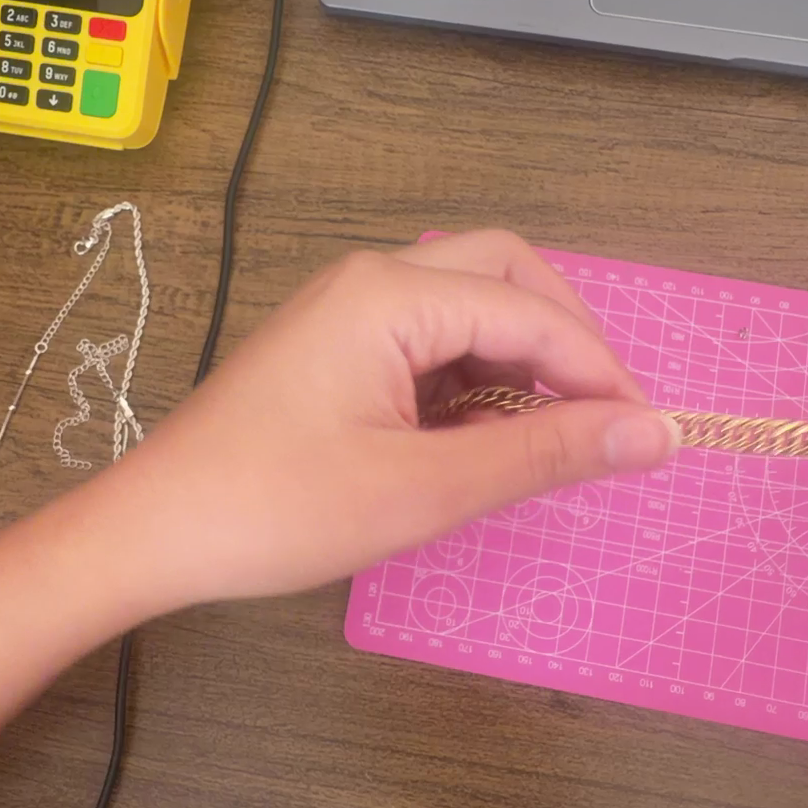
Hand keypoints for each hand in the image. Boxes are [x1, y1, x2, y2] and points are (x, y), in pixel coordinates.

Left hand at [77, 231, 678, 609]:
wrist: (155, 531)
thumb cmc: (278, 509)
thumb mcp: (423, 488)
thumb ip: (542, 454)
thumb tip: (652, 433)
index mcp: (391, 294)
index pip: (531, 312)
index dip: (601, 371)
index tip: (648, 433)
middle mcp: (371, 280)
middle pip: (503, 276)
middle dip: (564, 341)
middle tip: (599, 415)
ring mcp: (347, 311)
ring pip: (465, 309)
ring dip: (516, 361)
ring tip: (540, 435)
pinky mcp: (334, 347)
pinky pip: (425, 343)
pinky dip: (469, 381)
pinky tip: (475, 433)